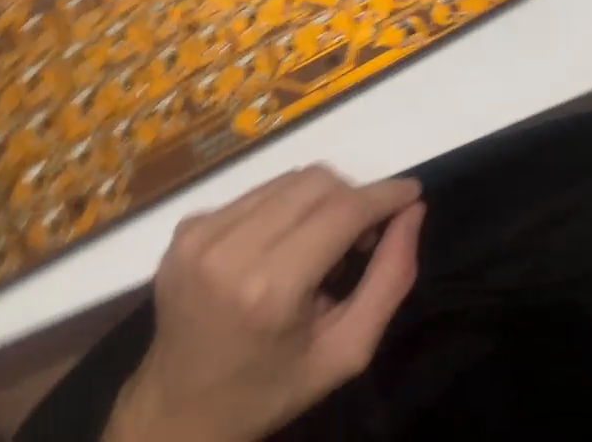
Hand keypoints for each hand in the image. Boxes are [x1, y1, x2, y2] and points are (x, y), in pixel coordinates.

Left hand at [104, 167, 425, 441]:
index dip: (383, 195)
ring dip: (319, 200)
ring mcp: (200, 233)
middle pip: (316, 183)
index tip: (412, 192)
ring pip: (286, 180)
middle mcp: (229, 247)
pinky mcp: (185, 226)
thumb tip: (413, 212)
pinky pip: (255, 193)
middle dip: (353, 198)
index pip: (341, 211)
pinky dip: (283, 209)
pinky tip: (281, 248)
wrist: (178, 411)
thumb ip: (389, 279)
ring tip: (322, 246)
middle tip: (363, 239)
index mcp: (269, 288)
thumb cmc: (271, 388)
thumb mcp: (345, 352)